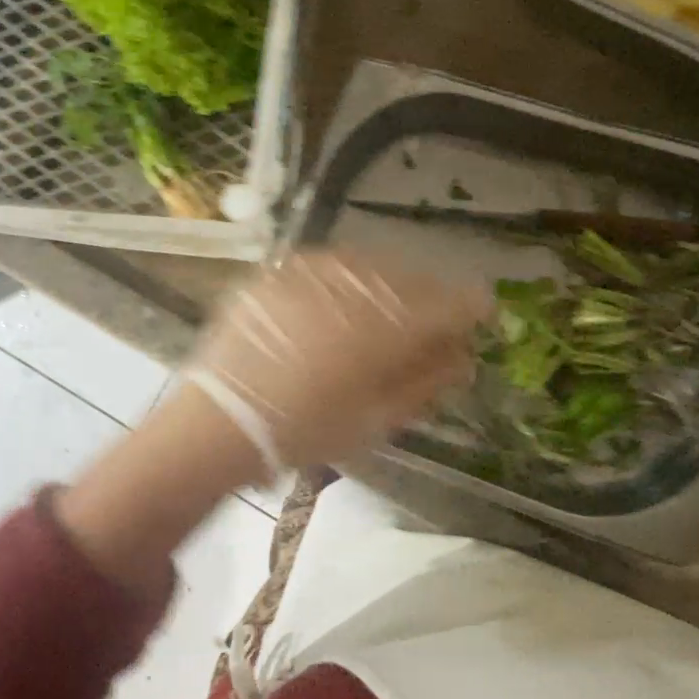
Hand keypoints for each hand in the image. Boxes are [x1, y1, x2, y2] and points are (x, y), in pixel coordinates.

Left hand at [56, 250, 487, 596]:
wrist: (218, 423)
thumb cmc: (302, 433)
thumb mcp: (374, 422)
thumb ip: (424, 384)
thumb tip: (462, 359)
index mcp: (383, 330)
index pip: (447, 304)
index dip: (470, 309)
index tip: (480, 316)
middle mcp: (351, 291)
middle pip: (410, 279)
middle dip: (429, 296)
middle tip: (434, 318)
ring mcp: (309, 277)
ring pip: (370, 266)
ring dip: (390, 283)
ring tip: (389, 309)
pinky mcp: (276, 274)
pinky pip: (327, 265)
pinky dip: (347, 279)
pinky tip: (344, 299)